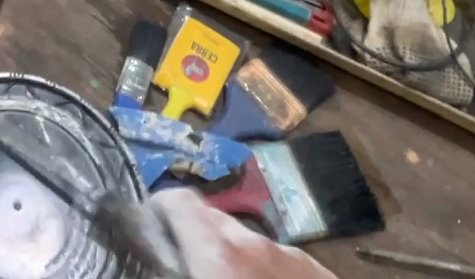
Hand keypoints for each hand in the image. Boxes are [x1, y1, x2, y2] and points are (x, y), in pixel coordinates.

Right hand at [148, 189, 339, 278]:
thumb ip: (176, 276)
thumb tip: (158, 270)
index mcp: (219, 255)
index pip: (178, 202)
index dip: (158, 213)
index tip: (148, 236)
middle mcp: (256, 245)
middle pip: (213, 221)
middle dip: (195, 241)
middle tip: (187, 272)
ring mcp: (298, 261)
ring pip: (252, 247)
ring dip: (235, 265)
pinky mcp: (326, 278)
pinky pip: (285, 269)